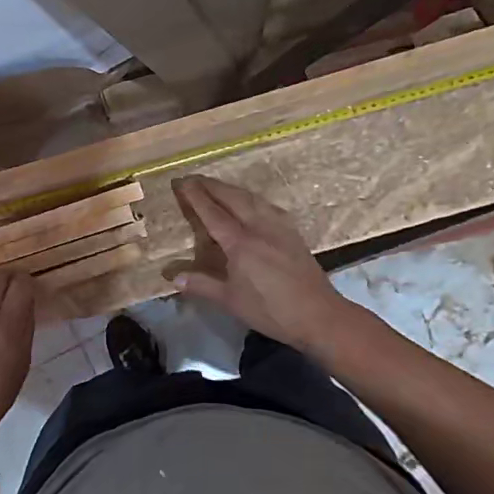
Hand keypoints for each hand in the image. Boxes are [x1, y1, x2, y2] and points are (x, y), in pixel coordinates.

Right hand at [170, 175, 362, 348]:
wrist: (318, 315)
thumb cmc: (270, 310)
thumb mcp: (230, 301)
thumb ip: (202, 285)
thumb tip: (174, 278)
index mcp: (240, 243)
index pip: (212, 213)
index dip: (195, 196)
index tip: (181, 182)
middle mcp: (259, 228)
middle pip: (232, 198)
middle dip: (211, 185)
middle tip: (193, 178)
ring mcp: (279, 228)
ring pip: (252, 198)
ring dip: (231, 188)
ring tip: (217, 185)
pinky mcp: (292, 233)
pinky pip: (268, 206)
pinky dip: (252, 198)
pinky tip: (251, 202)